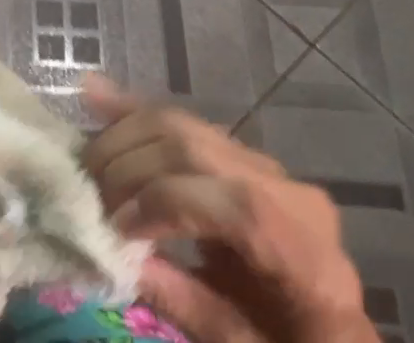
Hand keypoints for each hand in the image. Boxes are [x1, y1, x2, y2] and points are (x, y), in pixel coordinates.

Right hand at [81, 78, 374, 342]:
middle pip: (195, 151)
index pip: (233, 204)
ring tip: (86, 165)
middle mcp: (287, 191)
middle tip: (89, 197)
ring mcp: (262, 166)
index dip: (163, 206)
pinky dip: (134, 112)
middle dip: (130, 167)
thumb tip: (113, 254)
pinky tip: (94, 94)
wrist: (327, 330)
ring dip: (122, 136)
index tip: (117, 232)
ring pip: (181, 125)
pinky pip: (182, 123)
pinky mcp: (239, 156)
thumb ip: (185, 302)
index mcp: (303, 249)